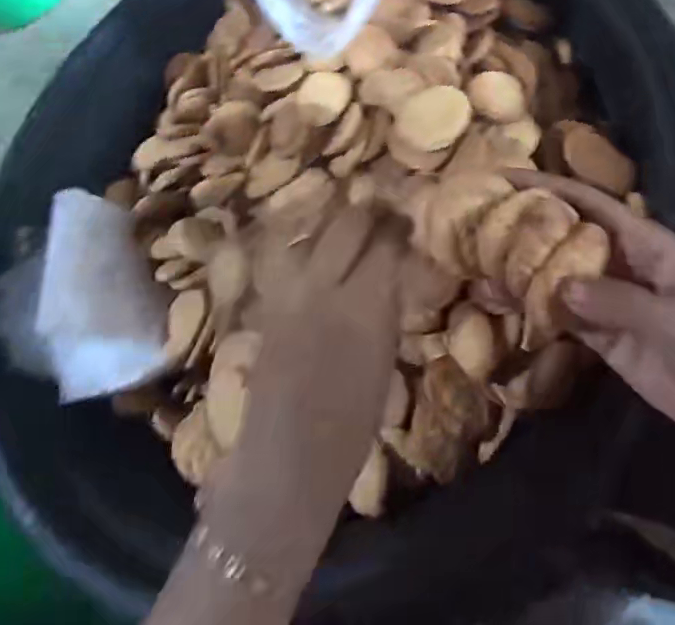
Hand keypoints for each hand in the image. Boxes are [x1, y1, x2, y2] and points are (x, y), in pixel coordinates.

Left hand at [147, 206, 404, 624]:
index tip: (408, 220)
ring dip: (336, 223)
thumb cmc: (352, 423)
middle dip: (369, 213)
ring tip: (352, 225)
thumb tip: (391, 268)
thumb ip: (385, 305)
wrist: (286, 461)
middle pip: (348, 225)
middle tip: (383, 213)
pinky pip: (290, 259)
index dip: (399, 226)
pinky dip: (309, 247)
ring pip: (314, 234)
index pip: (386, 244)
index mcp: (365, 306)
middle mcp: (324, 287)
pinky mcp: (266, 305)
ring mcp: (289, 293)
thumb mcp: (384, 356)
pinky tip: (318, 250)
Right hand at [504, 171, 674, 453]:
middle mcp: (624, 264)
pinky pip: (566, 318)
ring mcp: (613, 302)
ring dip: (525, 271)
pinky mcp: (606, 339)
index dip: (550, 187)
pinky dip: (537, 312)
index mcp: (647, 244)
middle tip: (478, 220)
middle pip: (569, 236)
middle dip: (528, 225)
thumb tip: (557, 287)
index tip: (506, 177)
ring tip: (478, 264)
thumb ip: (617, 301)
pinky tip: (504, 307)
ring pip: (561, 277)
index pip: (592, 204)